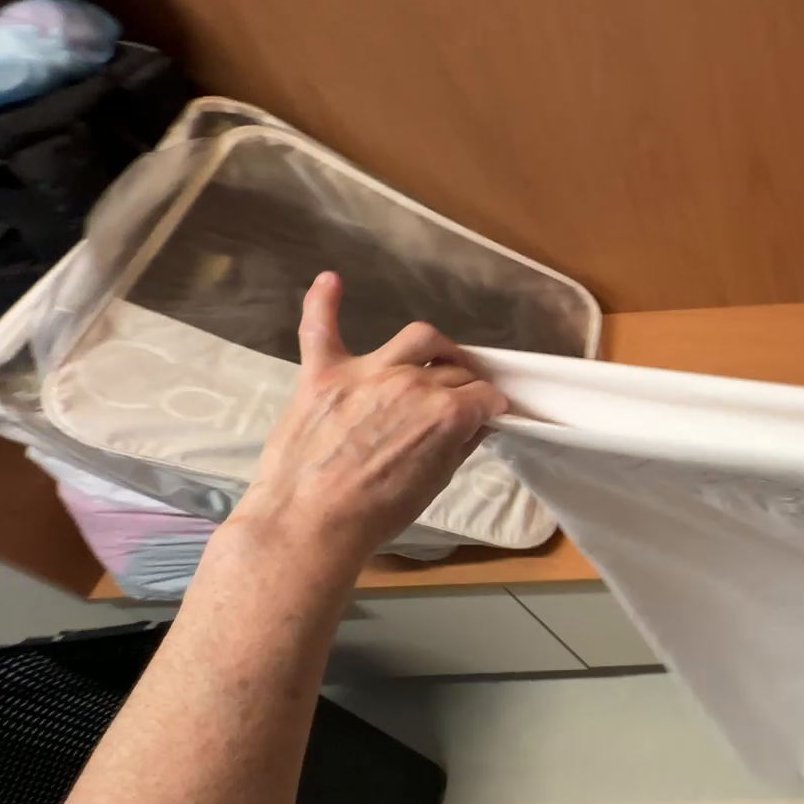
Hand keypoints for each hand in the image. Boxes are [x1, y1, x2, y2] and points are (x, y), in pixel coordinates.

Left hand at [233, 271, 508, 559]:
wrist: (310, 523)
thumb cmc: (380, 510)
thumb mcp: (438, 479)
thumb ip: (462, 441)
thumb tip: (479, 421)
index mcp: (447, 412)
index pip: (487, 396)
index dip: (493, 407)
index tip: (491, 416)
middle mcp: (412, 383)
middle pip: (456, 370)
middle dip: (467, 386)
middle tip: (462, 403)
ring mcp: (366, 373)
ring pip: (417, 338)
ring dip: (437, 347)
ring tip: (437, 358)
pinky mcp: (322, 374)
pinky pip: (321, 328)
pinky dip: (324, 302)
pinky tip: (332, 280)